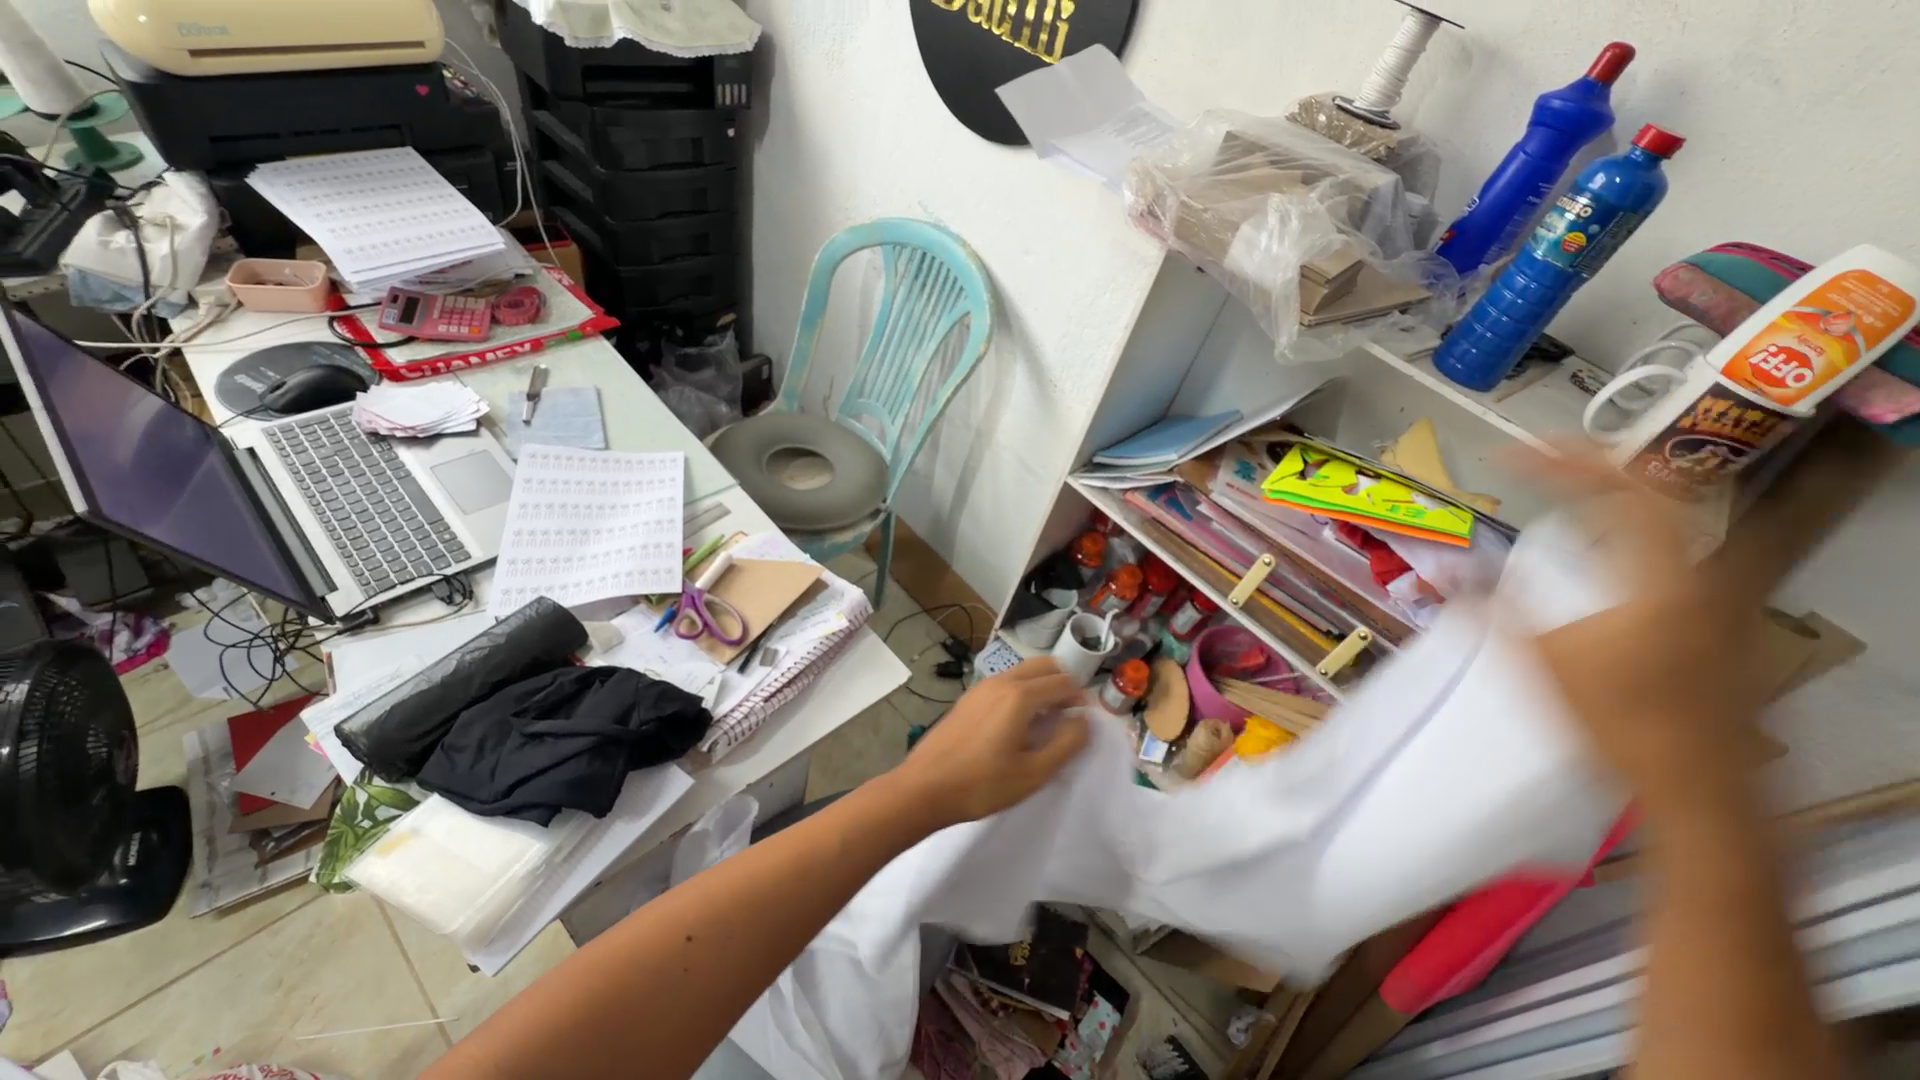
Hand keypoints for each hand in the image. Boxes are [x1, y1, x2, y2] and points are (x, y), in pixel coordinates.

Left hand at [887, 658, 1090, 829]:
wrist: (923, 789)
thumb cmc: (982, 784)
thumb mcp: (1034, 772)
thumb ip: (1067, 743)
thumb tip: (1085, 721)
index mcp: (1020, 695)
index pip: (1064, 682)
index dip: (1081, 698)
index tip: (1087, 720)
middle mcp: (1001, 682)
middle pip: (1043, 666)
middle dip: (1063, 684)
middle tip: (1069, 715)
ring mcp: (980, 688)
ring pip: (1022, 673)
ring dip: (1041, 687)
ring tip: (1046, 723)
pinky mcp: (967, 699)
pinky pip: (1004, 684)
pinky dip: (1021, 693)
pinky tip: (1017, 726)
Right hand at [1522, 453, 1770, 808]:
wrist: (1701, 786)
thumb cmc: (1621, 725)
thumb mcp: (1541, 663)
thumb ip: (1491, 607)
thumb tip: (1445, 572)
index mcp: (1661, 574)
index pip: (1617, 487)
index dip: (1558, 460)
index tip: (1507, 456)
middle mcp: (1704, 570)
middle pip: (1656, 485)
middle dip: (1593, 460)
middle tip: (1541, 457)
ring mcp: (1722, 591)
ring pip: (1674, 512)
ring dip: (1617, 489)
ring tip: (1570, 483)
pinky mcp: (1723, 612)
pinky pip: (1679, 542)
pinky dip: (1636, 524)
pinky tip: (1607, 540)